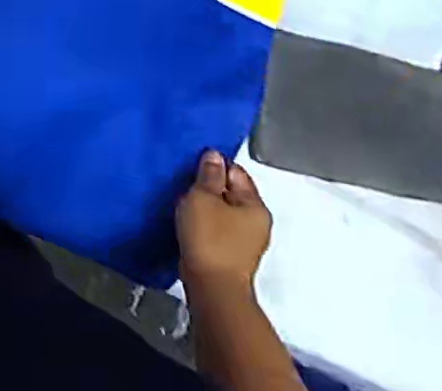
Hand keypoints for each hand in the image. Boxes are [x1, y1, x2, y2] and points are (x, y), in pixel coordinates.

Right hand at [176, 149, 271, 293]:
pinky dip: (204, 220)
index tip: (193, 166)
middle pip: (231, 190)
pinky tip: (189, 220)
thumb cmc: (209, 237)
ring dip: (205, 203)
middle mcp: (257, 222)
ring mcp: (245, 239)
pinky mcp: (231, 251)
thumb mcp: (203, 196)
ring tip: (185, 202)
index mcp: (256, 206)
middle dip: (209, 185)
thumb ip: (209, 174)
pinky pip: (217, 225)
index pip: (236, 172)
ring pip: (223, 209)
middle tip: (186, 183)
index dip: (214, 165)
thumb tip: (214, 156)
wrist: (211, 285)